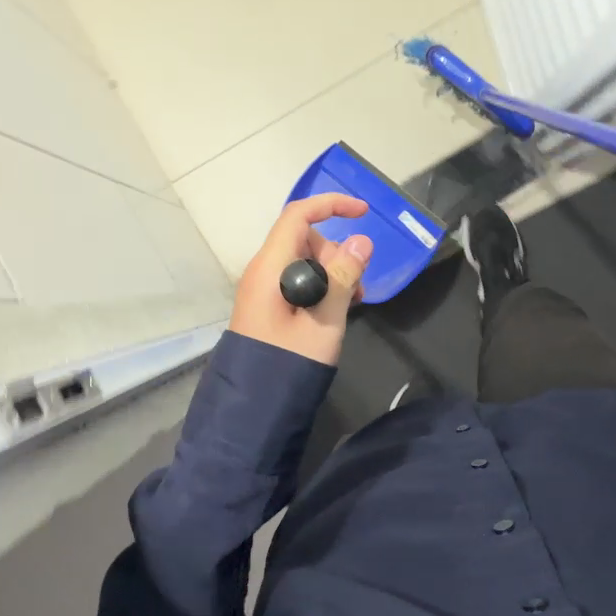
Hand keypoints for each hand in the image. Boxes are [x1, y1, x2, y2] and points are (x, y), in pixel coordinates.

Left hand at [228, 194, 373, 365]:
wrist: (252, 411)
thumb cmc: (288, 364)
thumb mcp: (324, 321)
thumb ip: (343, 278)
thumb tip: (361, 241)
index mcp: (270, 267)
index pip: (298, 215)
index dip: (331, 205)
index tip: (363, 212)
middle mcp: (263, 271)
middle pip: (304, 238)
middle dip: (336, 252)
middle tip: (357, 285)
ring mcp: (264, 289)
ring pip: (304, 260)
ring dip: (332, 272)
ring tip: (352, 303)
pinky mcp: (268, 306)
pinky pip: (298, 280)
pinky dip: (321, 286)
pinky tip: (338, 310)